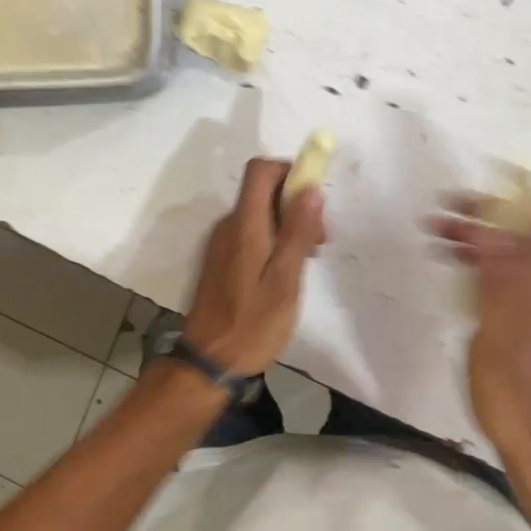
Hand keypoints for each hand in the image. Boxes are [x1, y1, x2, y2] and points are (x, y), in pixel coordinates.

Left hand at [183, 158, 327, 375]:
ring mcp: (223, 241)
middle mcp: (230, 225)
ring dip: (288, 223)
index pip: (260, 170)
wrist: (210, 360)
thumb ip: (297, 231)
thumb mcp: (285, 279)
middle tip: (320, 239)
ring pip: (260, 212)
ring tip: (309, 257)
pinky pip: (252, 232)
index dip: (289, 171)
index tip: (315, 197)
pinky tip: (287, 269)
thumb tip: (312, 188)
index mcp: (245, 224)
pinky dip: (274, 238)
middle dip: (296, 202)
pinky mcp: (223, 258)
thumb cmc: (253, 322)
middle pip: (263, 189)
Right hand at [429, 196, 530, 450]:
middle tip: (443, 209)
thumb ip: (495, 276)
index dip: (526, 194)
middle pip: (520, 238)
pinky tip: (456, 278)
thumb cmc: (510, 388)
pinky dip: (479, 267)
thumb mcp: (495, 329)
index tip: (496, 173)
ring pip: (508, 259)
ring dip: (478, 241)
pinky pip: (503, 281)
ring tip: (438, 237)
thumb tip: (490, 225)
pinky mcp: (524, 331)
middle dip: (485, 215)